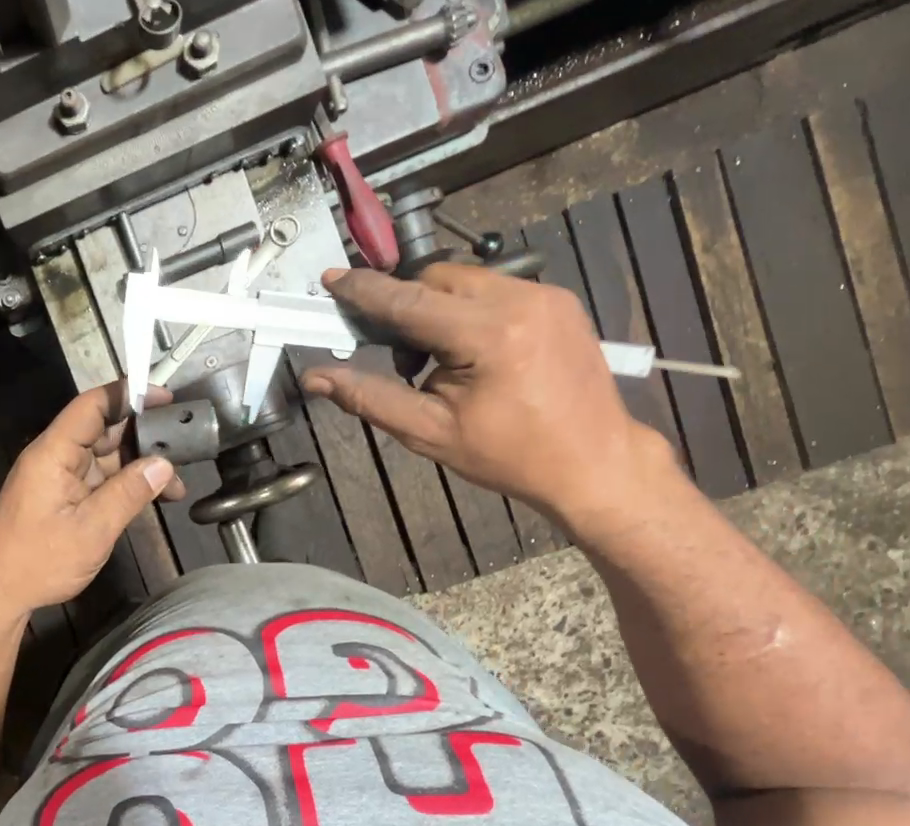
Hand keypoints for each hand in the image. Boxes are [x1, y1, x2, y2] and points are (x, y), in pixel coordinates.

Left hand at [0, 382, 183, 618]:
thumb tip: (164, 465)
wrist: (0, 596)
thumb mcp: (92, 529)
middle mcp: (53, 458)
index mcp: (52, 454)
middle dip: (143, 436)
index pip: (91, 406)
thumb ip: (129, 492)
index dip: (128, 394)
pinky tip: (152, 498)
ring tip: (176, 484)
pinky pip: (97, 480)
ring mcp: (56, 478)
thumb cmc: (40, 562)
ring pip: (104, 457)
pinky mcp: (61, 498)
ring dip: (138, 467)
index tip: (165, 397)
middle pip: (102, 430)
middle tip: (183, 446)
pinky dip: (124, 486)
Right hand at [303, 264, 678, 526]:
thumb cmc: (509, 455)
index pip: (410, 301)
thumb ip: (368, 398)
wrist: (594, 462)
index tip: (332, 281)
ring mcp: (547, 295)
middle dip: (405, 307)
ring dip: (434, 309)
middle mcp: (522, 300)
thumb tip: (314, 378)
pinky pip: (494, 290)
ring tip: (434, 362)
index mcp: (490, 335)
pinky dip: (465, 311)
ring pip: (465, 281)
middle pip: (436, 279)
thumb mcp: (429, 432)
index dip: (365, 291)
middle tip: (397, 358)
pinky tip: (467, 354)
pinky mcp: (558, 301)